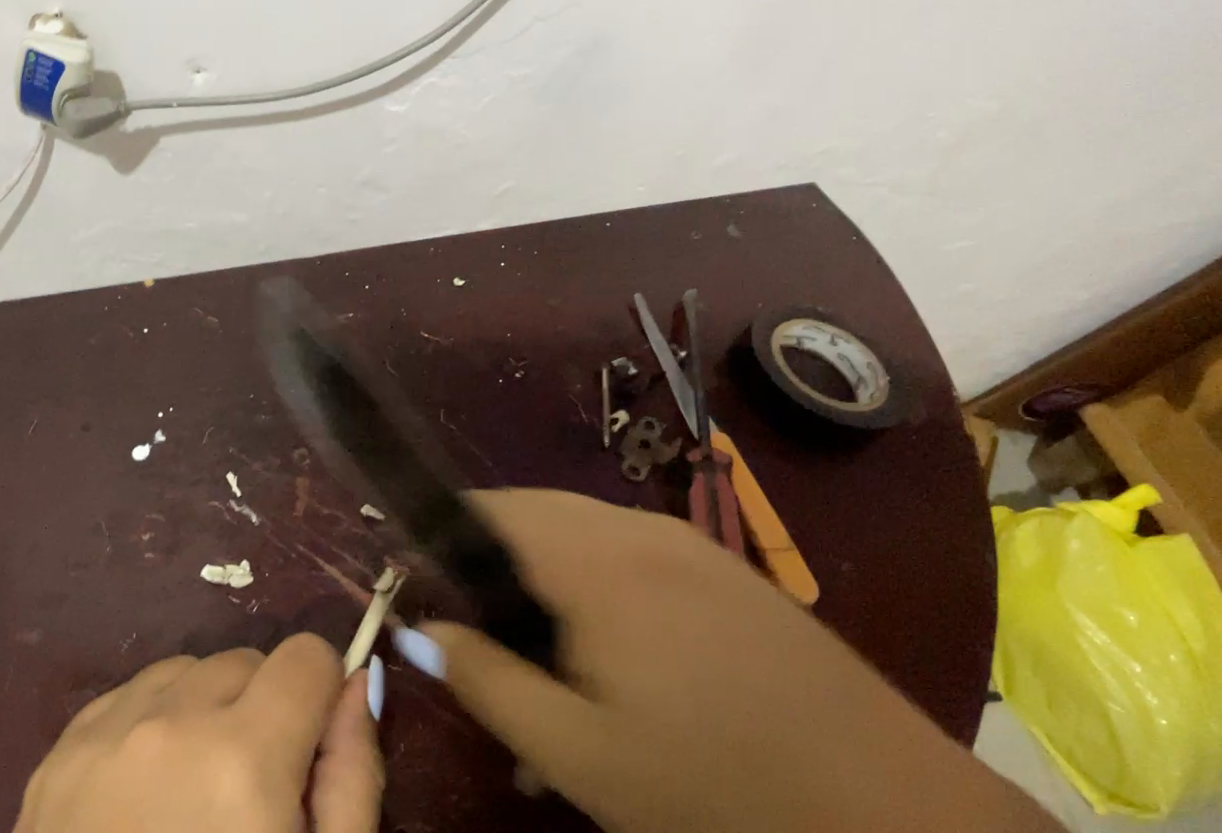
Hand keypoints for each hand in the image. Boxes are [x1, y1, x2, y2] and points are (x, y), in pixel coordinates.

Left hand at [16, 633, 382, 832]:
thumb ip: (352, 776)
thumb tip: (354, 684)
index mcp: (245, 759)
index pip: (306, 656)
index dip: (320, 695)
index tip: (311, 746)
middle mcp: (172, 724)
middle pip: (245, 661)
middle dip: (262, 708)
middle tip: (251, 787)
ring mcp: (107, 733)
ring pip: (185, 670)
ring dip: (203, 709)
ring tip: (194, 788)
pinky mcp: (59, 751)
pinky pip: (129, 694)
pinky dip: (151, 722)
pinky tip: (146, 790)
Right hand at [406, 489, 1061, 832]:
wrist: (897, 811)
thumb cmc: (716, 787)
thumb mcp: (579, 753)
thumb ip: (486, 682)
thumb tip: (418, 631)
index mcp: (597, 561)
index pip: (489, 510)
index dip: (439, 533)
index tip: (415, 581)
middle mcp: (639, 529)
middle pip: (533, 514)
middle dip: (489, 559)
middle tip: (479, 635)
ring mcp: (689, 543)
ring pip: (580, 531)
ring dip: (541, 572)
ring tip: (541, 654)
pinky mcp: (724, 569)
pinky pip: (628, 550)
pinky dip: (592, 580)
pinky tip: (610, 652)